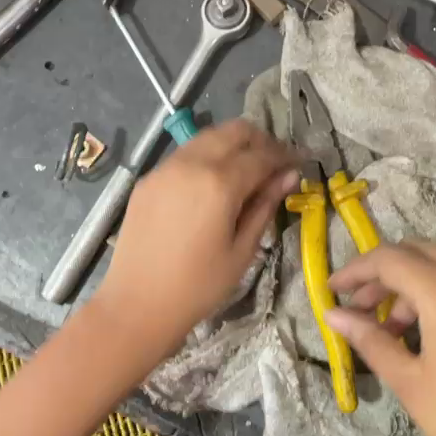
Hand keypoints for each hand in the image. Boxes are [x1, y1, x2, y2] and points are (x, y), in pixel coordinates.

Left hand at [87, 119, 299, 358]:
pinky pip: (184, 155)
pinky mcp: (148, 178)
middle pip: (235, 131)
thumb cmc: (198, 286)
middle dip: (260, 140)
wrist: (137, 304)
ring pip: (208, 136)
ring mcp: (166, 167)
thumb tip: (289, 176)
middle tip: (273, 163)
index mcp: (219, 182)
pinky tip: (211, 185)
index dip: (285, 156)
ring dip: (232, 145)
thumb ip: (265, 206)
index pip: (262, 155)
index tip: (299, 163)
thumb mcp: (242, 250)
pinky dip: (206, 157)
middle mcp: (192, 163)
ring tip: (244, 171)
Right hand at [324, 244, 435, 435]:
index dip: (356, 269)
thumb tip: (333, 313)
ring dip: (417, 284)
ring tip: (398, 328)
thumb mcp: (411, 384)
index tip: (333, 288)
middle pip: (420, 252)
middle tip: (361, 304)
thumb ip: (370, 340)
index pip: (390, 259)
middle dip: (386, 272)